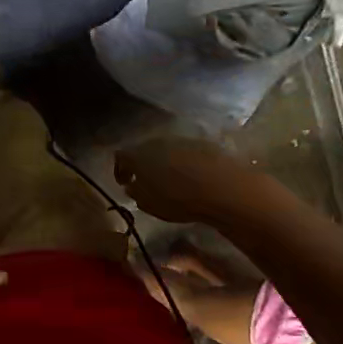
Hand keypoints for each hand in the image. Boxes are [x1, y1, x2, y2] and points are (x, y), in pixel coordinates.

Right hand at [113, 137, 252, 223]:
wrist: (223, 188)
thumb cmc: (178, 199)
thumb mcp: (147, 204)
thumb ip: (135, 192)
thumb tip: (131, 185)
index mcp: (138, 155)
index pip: (120, 156)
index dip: (119, 170)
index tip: (124, 183)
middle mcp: (158, 141)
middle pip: (144, 150)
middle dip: (143, 165)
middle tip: (145, 182)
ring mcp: (182, 140)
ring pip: (166, 149)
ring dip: (164, 163)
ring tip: (169, 180)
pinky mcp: (204, 144)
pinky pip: (186, 152)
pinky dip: (183, 162)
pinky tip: (190, 177)